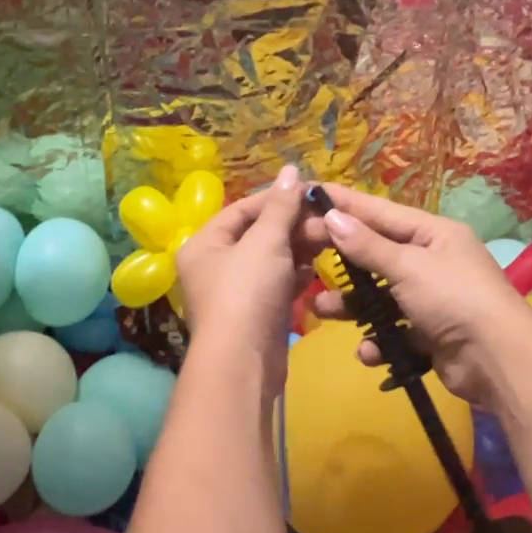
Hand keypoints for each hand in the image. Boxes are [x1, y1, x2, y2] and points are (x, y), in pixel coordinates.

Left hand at [174, 165, 313, 345]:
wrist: (243, 363)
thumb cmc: (246, 292)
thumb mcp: (265, 241)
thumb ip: (281, 206)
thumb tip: (291, 169)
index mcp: (204, 243)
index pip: (243, 209)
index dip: (277, 199)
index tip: (312, 193)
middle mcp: (214, 265)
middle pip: (258, 234)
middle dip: (293, 227)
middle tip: (327, 223)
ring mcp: (235, 292)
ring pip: (271, 259)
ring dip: (298, 249)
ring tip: (328, 242)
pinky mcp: (256, 314)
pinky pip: (277, 284)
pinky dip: (295, 275)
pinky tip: (314, 271)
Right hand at [310, 185, 531, 403]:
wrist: (498, 360)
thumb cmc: (454, 298)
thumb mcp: (408, 266)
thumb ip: (368, 245)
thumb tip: (332, 217)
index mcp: (433, 233)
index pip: (380, 212)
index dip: (345, 203)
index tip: (311, 192)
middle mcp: (432, 261)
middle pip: (377, 255)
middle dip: (343, 261)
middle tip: (303, 256)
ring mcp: (431, 299)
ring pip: (380, 296)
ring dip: (353, 306)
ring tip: (321, 310)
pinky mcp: (430, 335)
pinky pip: (394, 331)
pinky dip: (379, 340)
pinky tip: (368, 351)